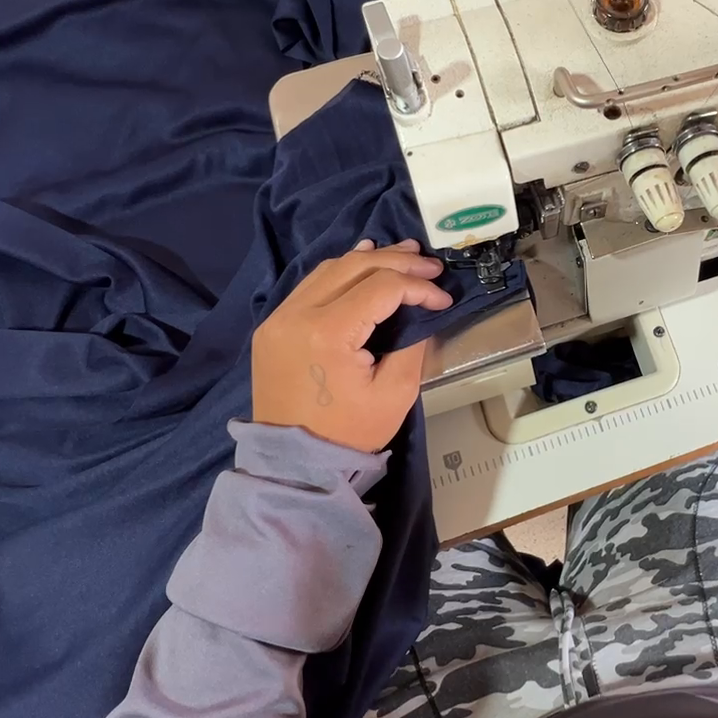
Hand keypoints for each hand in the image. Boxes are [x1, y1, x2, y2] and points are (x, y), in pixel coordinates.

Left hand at [251, 239, 453, 451]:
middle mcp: (297, 315)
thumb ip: (412, 343)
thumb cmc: (349, 433)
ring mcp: (279, 318)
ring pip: (330, 268)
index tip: (443, 300)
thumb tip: (420, 312)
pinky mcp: (273, 325)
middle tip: (431, 264)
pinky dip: (342, 270)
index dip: (418, 287)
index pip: (382, 288)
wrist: (293, 464)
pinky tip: (365, 261)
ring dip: (371, 259)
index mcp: (327, 334)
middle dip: (399, 262)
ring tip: (405, 254)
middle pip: (355, 267)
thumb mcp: (396, 392)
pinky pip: (311, 284)